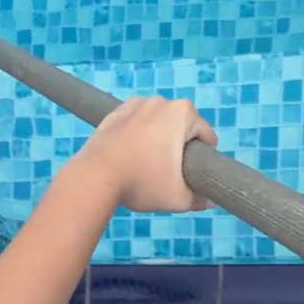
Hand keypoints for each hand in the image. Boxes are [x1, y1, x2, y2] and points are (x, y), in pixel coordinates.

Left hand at [67, 96, 217, 212]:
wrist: (94, 178)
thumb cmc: (141, 183)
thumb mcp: (177, 198)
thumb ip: (198, 199)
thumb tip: (208, 201)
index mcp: (183, 113)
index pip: (206, 135)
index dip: (203, 157)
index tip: (190, 174)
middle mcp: (161, 101)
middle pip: (180, 127)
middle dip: (178, 146)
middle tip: (167, 172)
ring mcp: (134, 104)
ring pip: (156, 124)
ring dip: (156, 139)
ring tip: (146, 165)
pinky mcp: (113, 113)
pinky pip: (133, 125)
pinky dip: (135, 136)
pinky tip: (129, 156)